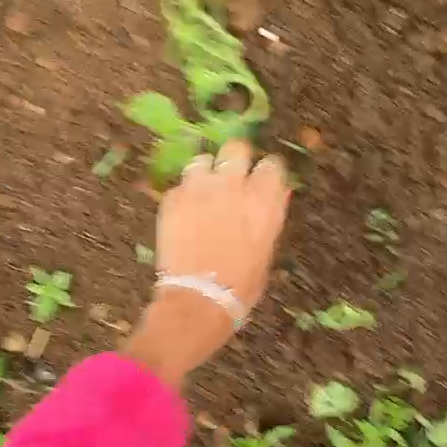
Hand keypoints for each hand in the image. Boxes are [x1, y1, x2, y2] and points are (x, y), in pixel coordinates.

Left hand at [123, 141, 288, 387]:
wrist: (198, 298)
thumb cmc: (241, 285)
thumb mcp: (266, 251)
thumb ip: (267, 217)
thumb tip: (273, 196)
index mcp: (263, 200)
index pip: (272, 164)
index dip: (266, 173)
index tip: (262, 181)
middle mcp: (233, 185)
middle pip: (236, 149)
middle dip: (235, 160)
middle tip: (231, 178)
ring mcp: (200, 188)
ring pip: (203, 161)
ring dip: (206, 174)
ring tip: (203, 194)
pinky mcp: (173, 198)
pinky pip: (181, 185)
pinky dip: (184, 195)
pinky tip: (185, 214)